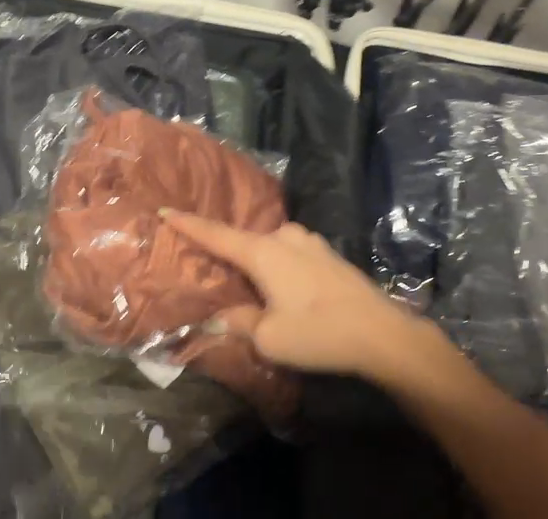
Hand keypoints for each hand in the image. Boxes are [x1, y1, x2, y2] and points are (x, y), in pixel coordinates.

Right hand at [160, 210, 435, 381]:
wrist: (382, 334)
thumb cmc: (318, 333)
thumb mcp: (269, 338)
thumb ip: (239, 321)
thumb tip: (221, 315)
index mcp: (262, 252)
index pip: (215, 234)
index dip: (188, 225)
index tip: (165, 210)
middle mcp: (283, 237)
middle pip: (244, 240)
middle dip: (228, 252)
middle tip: (211, 265)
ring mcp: (310, 242)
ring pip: (270, 247)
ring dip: (258, 261)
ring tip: (252, 284)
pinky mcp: (329, 255)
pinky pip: (291, 254)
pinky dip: (279, 266)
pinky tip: (285, 287)